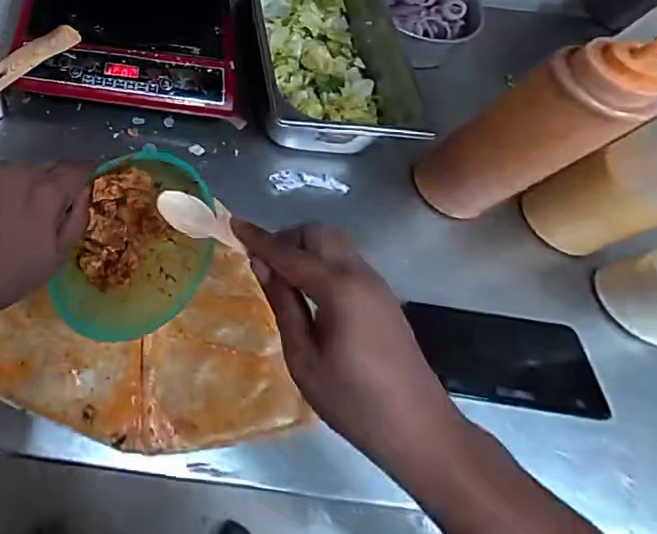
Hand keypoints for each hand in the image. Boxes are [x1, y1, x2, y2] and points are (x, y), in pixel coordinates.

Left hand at [0, 160, 91, 321]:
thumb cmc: (9, 275)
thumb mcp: (55, 257)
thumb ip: (76, 219)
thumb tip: (84, 193)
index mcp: (47, 190)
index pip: (79, 168)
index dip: (89, 174)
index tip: (93, 184)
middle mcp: (23, 171)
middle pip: (53, 167)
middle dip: (60, 183)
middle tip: (57, 211)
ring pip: (28, 171)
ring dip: (34, 186)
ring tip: (24, 217)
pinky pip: (6, 176)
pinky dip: (12, 188)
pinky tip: (2, 213)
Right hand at [234, 220, 462, 459]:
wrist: (423, 433)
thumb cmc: (355, 402)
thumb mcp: (304, 358)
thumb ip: (283, 304)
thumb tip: (261, 264)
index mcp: (337, 288)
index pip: (288, 253)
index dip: (258, 238)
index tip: (233, 224)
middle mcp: (359, 275)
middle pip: (318, 233)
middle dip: (288, 238)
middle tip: (265, 263)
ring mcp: (376, 285)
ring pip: (335, 244)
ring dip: (306, 249)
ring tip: (285, 279)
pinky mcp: (384, 298)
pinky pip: (346, 261)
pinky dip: (323, 262)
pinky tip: (311, 293)